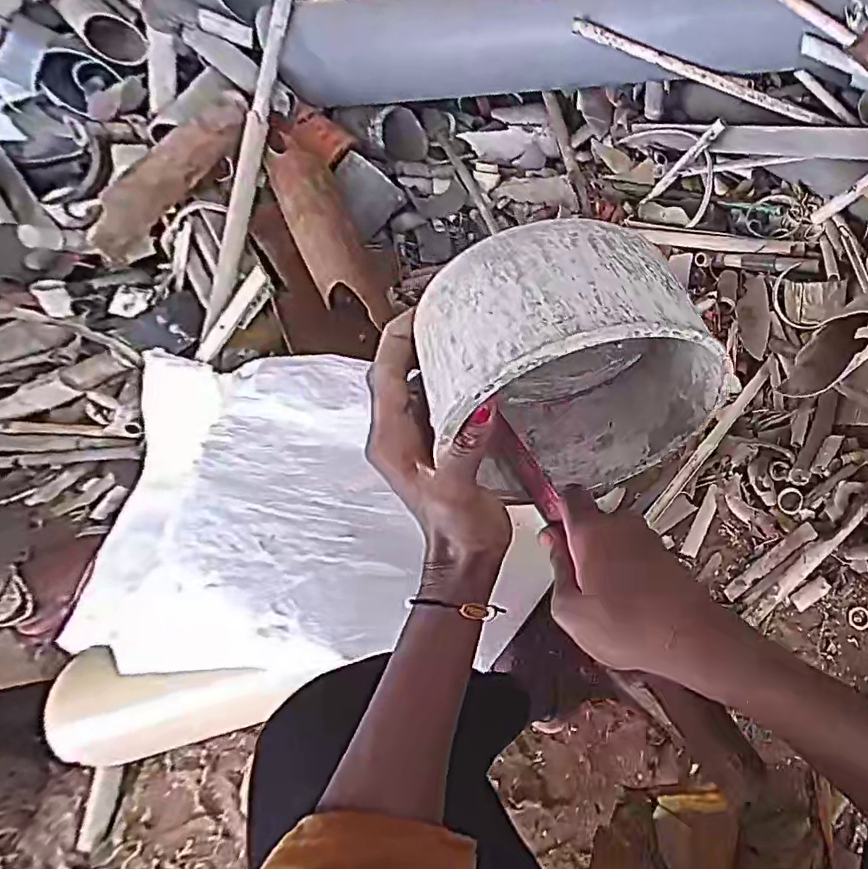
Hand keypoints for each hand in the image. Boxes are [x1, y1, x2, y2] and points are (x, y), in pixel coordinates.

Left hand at [366, 312, 511, 578]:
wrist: (464, 556)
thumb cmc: (455, 529)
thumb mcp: (456, 489)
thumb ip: (464, 448)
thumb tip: (482, 409)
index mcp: (391, 440)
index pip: (386, 375)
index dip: (398, 339)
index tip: (419, 312)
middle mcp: (399, 434)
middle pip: (398, 372)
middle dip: (416, 339)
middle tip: (445, 313)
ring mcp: (419, 438)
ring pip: (419, 385)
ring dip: (435, 358)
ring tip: (461, 334)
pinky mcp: (440, 444)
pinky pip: (440, 401)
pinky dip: (453, 381)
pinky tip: (476, 374)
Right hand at [541, 486, 751, 681]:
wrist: (687, 637)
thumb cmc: (631, 626)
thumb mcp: (570, 610)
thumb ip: (556, 572)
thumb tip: (555, 553)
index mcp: (592, 531)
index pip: (569, 498)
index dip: (556, 512)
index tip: (551, 532)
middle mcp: (622, 525)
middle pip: (593, 520)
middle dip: (581, 543)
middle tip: (574, 576)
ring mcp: (647, 537)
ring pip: (615, 538)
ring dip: (605, 559)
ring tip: (602, 598)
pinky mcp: (665, 554)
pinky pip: (635, 553)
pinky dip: (627, 570)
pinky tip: (625, 602)